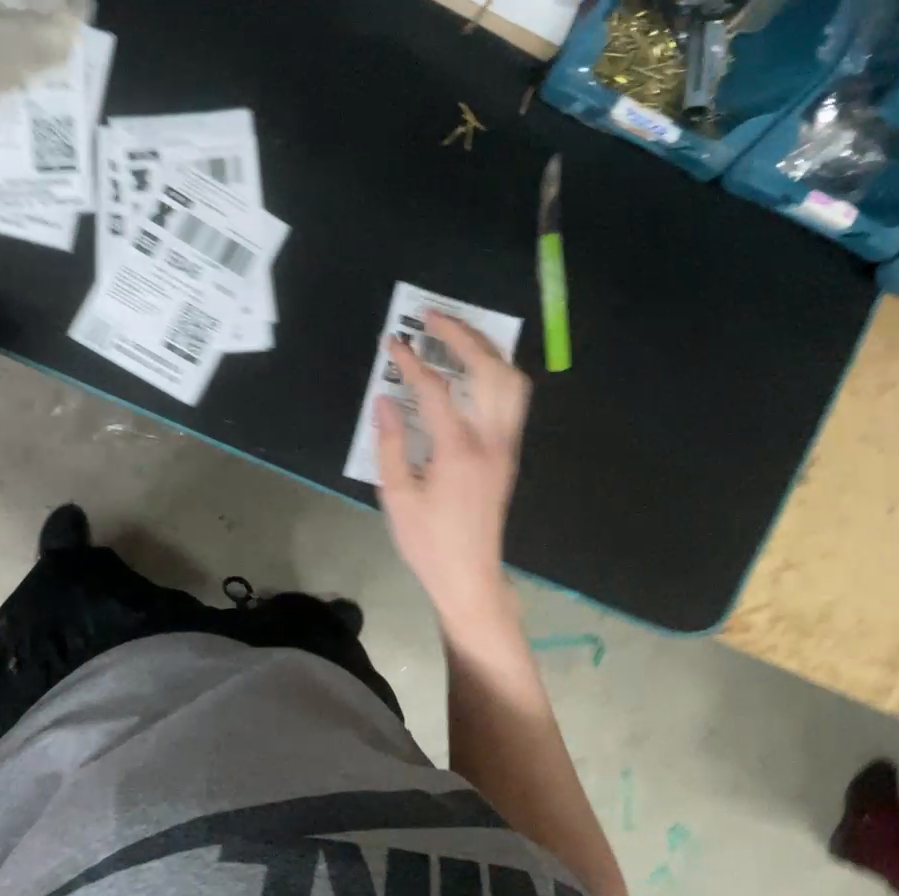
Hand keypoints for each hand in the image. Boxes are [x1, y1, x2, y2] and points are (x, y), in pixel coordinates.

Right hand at [374, 312, 532, 624]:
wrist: (469, 574)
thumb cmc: (428, 542)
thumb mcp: (397, 497)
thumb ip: (391, 444)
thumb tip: (385, 400)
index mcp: (458, 451)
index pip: (435, 390)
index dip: (411, 362)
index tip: (393, 342)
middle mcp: (492, 440)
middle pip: (489, 370)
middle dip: (462, 336)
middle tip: (433, 318)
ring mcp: (507, 445)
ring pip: (511, 380)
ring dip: (486, 349)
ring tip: (457, 334)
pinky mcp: (509, 453)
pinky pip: (512, 398)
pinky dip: (495, 372)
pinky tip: (474, 368)